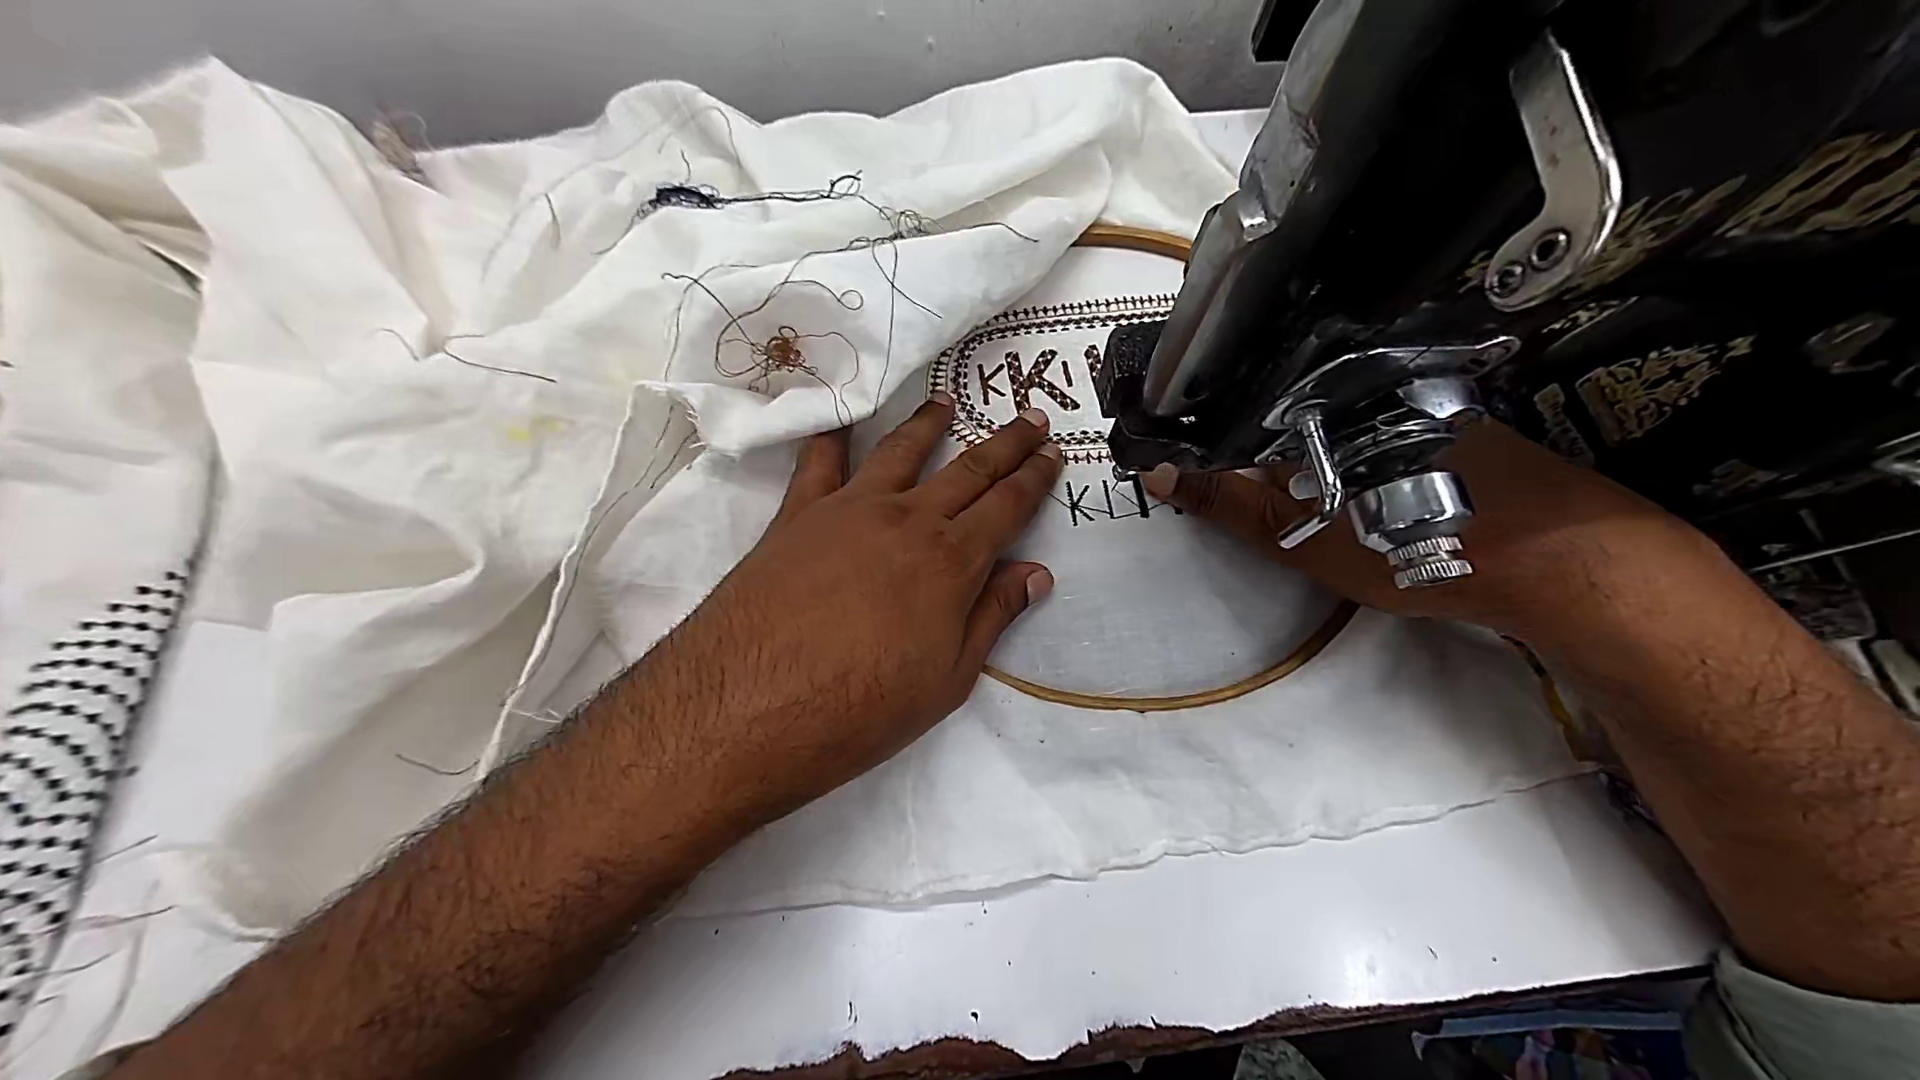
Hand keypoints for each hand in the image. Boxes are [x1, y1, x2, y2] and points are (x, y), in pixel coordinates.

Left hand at [642, 395, 1062, 816]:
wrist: (750, 706)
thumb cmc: (861, 708)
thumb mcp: (947, 679)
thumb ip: (992, 617)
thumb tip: (1035, 573)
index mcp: (950, 561)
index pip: (1007, 507)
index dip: (1034, 479)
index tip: (1052, 453)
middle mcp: (906, 520)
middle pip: (968, 469)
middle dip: (1005, 443)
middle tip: (1029, 418)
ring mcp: (849, 510)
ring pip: (900, 452)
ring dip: (928, 424)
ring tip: (946, 403)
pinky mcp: (797, 514)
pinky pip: (818, 462)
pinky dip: (831, 436)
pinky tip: (839, 420)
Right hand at [1141, 420, 1726, 649]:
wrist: (1554, 559)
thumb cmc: (1410, 543)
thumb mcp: (1301, 535)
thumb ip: (1227, 503)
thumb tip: (1158, 473)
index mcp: (1321, 409)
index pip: (1242, 417)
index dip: (1214, 445)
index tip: (1199, 473)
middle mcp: (1363, 394)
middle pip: (1283, 418)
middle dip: (1257, 453)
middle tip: (1256, 499)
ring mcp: (1411, 406)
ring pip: (1329, 424)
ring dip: (1304, 456)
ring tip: (1306, 498)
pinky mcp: (1449, 425)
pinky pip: (1375, 431)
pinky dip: (1351, 455)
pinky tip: (1364, 489)